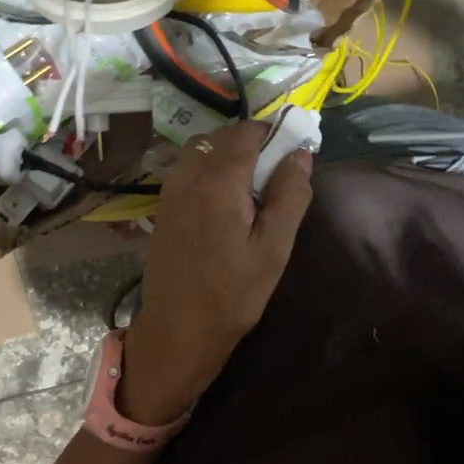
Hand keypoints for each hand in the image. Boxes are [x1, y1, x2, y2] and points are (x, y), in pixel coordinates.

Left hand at [118, 122, 314, 423]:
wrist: (178, 331)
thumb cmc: (232, 295)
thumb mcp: (274, 248)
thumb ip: (290, 196)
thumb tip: (301, 154)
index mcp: (218, 181)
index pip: (248, 132)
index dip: (274, 134)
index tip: (294, 155)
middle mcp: (188, 175)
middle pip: (224, 137)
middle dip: (252, 145)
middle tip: (275, 179)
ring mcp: (170, 189)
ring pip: (204, 150)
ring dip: (230, 157)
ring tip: (252, 192)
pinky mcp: (163, 205)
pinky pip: (190, 169)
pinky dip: (211, 171)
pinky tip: (227, 205)